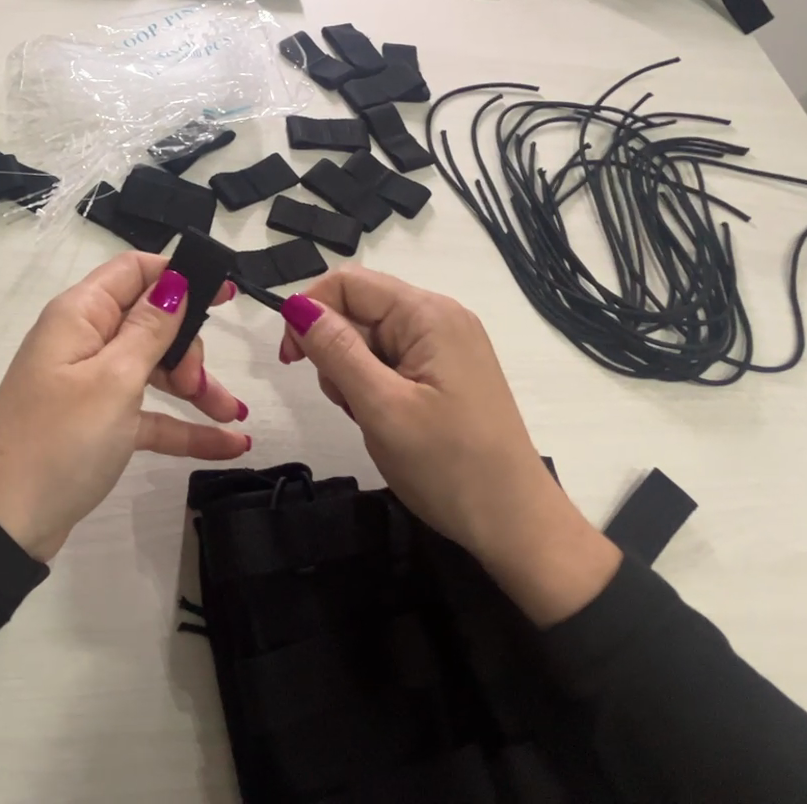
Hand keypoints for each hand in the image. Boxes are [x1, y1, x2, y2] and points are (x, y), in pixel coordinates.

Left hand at [0, 252, 251, 560]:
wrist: (5, 523)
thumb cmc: (58, 440)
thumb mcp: (113, 380)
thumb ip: (150, 329)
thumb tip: (176, 281)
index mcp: (80, 315)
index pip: (133, 271)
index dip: (180, 275)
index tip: (225, 291)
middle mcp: (84, 342)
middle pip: (150, 322)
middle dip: (186, 346)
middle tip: (197, 382)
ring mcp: (91, 386)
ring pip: (155, 370)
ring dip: (196, 388)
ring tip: (230, 414)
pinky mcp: (98, 425)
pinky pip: (150, 414)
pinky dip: (184, 426)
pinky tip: (228, 444)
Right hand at [277, 267, 619, 625]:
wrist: (514, 523)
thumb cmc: (449, 466)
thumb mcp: (381, 407)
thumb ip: (336, 351)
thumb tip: (295, 306)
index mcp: (428, 314)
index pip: (348, 282)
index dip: (310, 311)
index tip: (291, 360)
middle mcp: (439, 318)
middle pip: (359, 309)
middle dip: (335, 350)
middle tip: (349, 403)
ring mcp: (446, 346)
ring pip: (370, 339)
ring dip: (352, 374)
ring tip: (372, 418)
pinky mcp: (446, 373)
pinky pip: (391, 362)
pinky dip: (373, 387)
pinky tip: (386, 420)